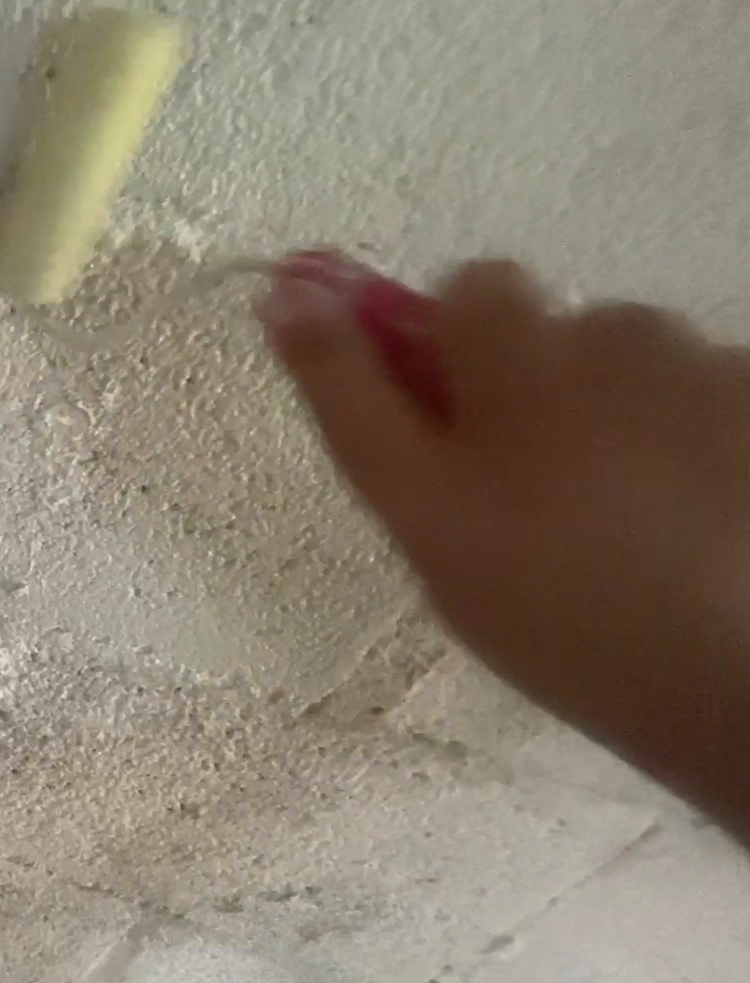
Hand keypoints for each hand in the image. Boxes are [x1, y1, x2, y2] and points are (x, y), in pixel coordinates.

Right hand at [258, 261, 749, 744]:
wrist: (730, 685)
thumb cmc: (537, 606)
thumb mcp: (412, 510)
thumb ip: (350, 397)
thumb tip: (286, 298)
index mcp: (514, 370)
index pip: (459, 289)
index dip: (425, 335)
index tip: (414, 399)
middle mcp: (616, 350)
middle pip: (536, 317)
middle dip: (506, 370)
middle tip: (501, 465)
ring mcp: (708, 374)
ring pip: (618, 355)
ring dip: (591, 400)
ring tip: (593, 498)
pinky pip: (693, 383)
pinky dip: (670, 425)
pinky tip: (672, 502)